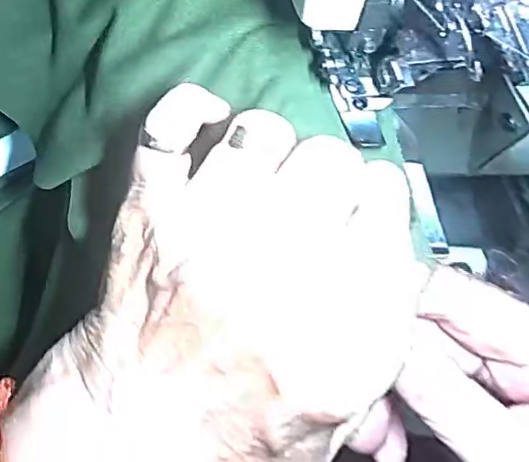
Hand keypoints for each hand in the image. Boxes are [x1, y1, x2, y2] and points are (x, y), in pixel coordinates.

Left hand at [0, 83, 426, 461]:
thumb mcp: (343, 408)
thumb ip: (378, 323)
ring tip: (265, 163)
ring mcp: (202, 224)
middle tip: (314, 186)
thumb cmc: (241, 423)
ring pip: (256, 132)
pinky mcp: (149, 205)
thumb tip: (388, 244)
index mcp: (340, 322)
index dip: (380, 194)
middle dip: (331, 167)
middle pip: (327, 160)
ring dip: (270, 139)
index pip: (386, 207)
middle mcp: (273, 263)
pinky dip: (189, 107)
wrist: (140, 421)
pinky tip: (209, 117)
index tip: (368, 196)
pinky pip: (167, 127)